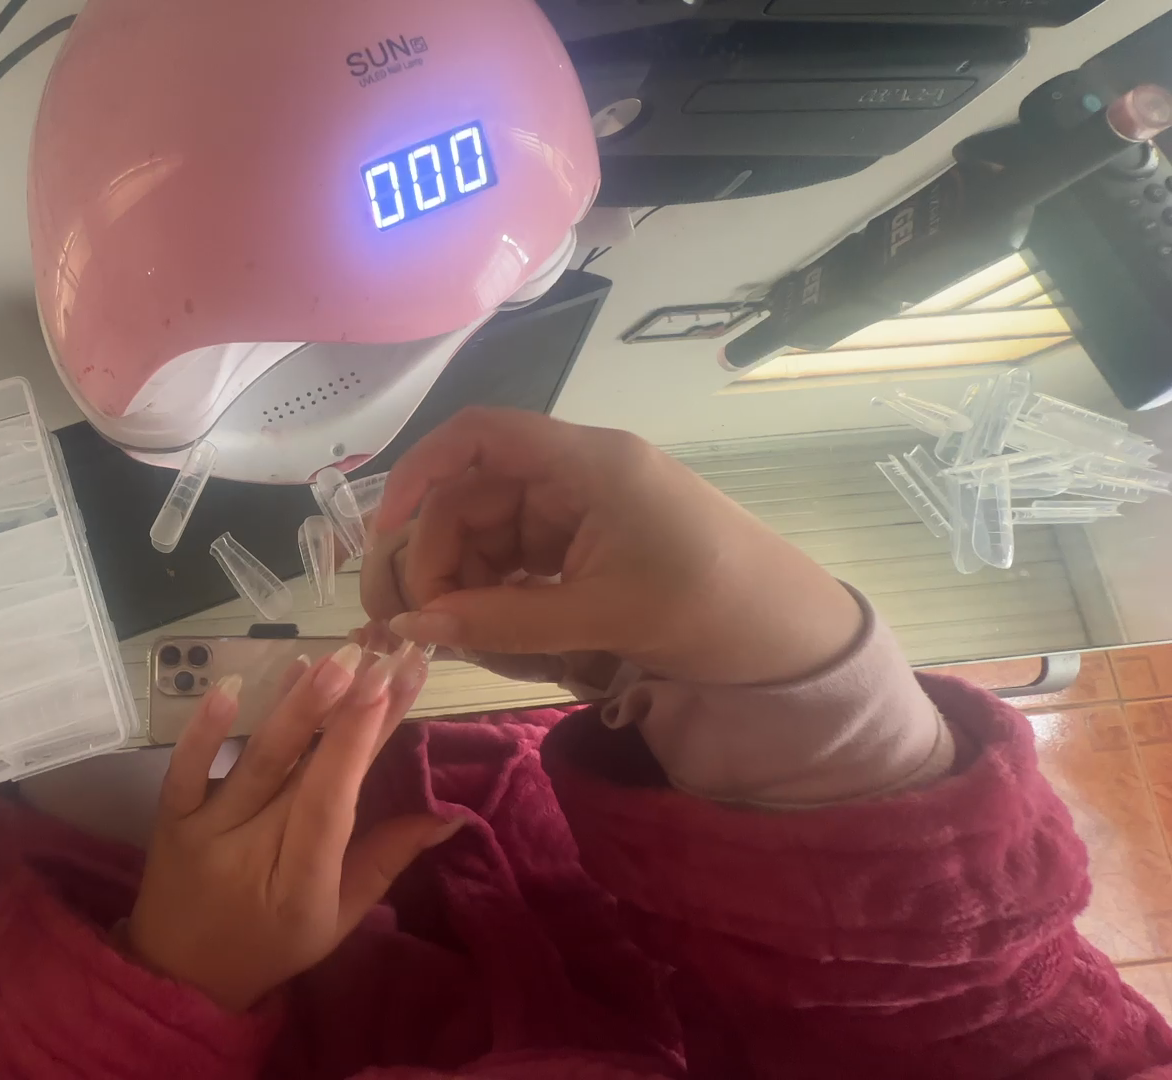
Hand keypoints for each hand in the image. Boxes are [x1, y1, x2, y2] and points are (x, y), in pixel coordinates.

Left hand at [127, 642, 448, 1011]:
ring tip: (329, 660)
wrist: (179, 974)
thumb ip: (386, 861)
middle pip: (302, 769)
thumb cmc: (271, 944)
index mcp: (300, 882)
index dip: (359, 744)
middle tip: (375, 654)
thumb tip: (448, 815)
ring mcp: (205, 827)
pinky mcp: (170, 814)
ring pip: (255, 759)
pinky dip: (203, 729)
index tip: (390, 687)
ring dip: (293, 706)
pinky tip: (231, 686)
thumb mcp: (337, 919)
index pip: (333, 801)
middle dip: (343, 707)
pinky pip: (185, 769)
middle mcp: (251, 847)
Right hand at [370, 407, 861, 685]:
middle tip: (430, 618)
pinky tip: (492, 623)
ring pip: (483, 530)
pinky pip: (509, 554)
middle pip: (469, 494)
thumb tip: (412, 626)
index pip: (478, 434)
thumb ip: (500, 621)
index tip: (387, 527)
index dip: (419, 470)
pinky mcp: (575, 539)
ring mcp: (571, 507)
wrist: (790, 639)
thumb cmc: (710, 607)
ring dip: (462, 578)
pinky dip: (490, 588)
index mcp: (585, 463)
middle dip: (440, 555)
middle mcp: (570, 473)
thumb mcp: (600, 614)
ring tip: (464, 630)